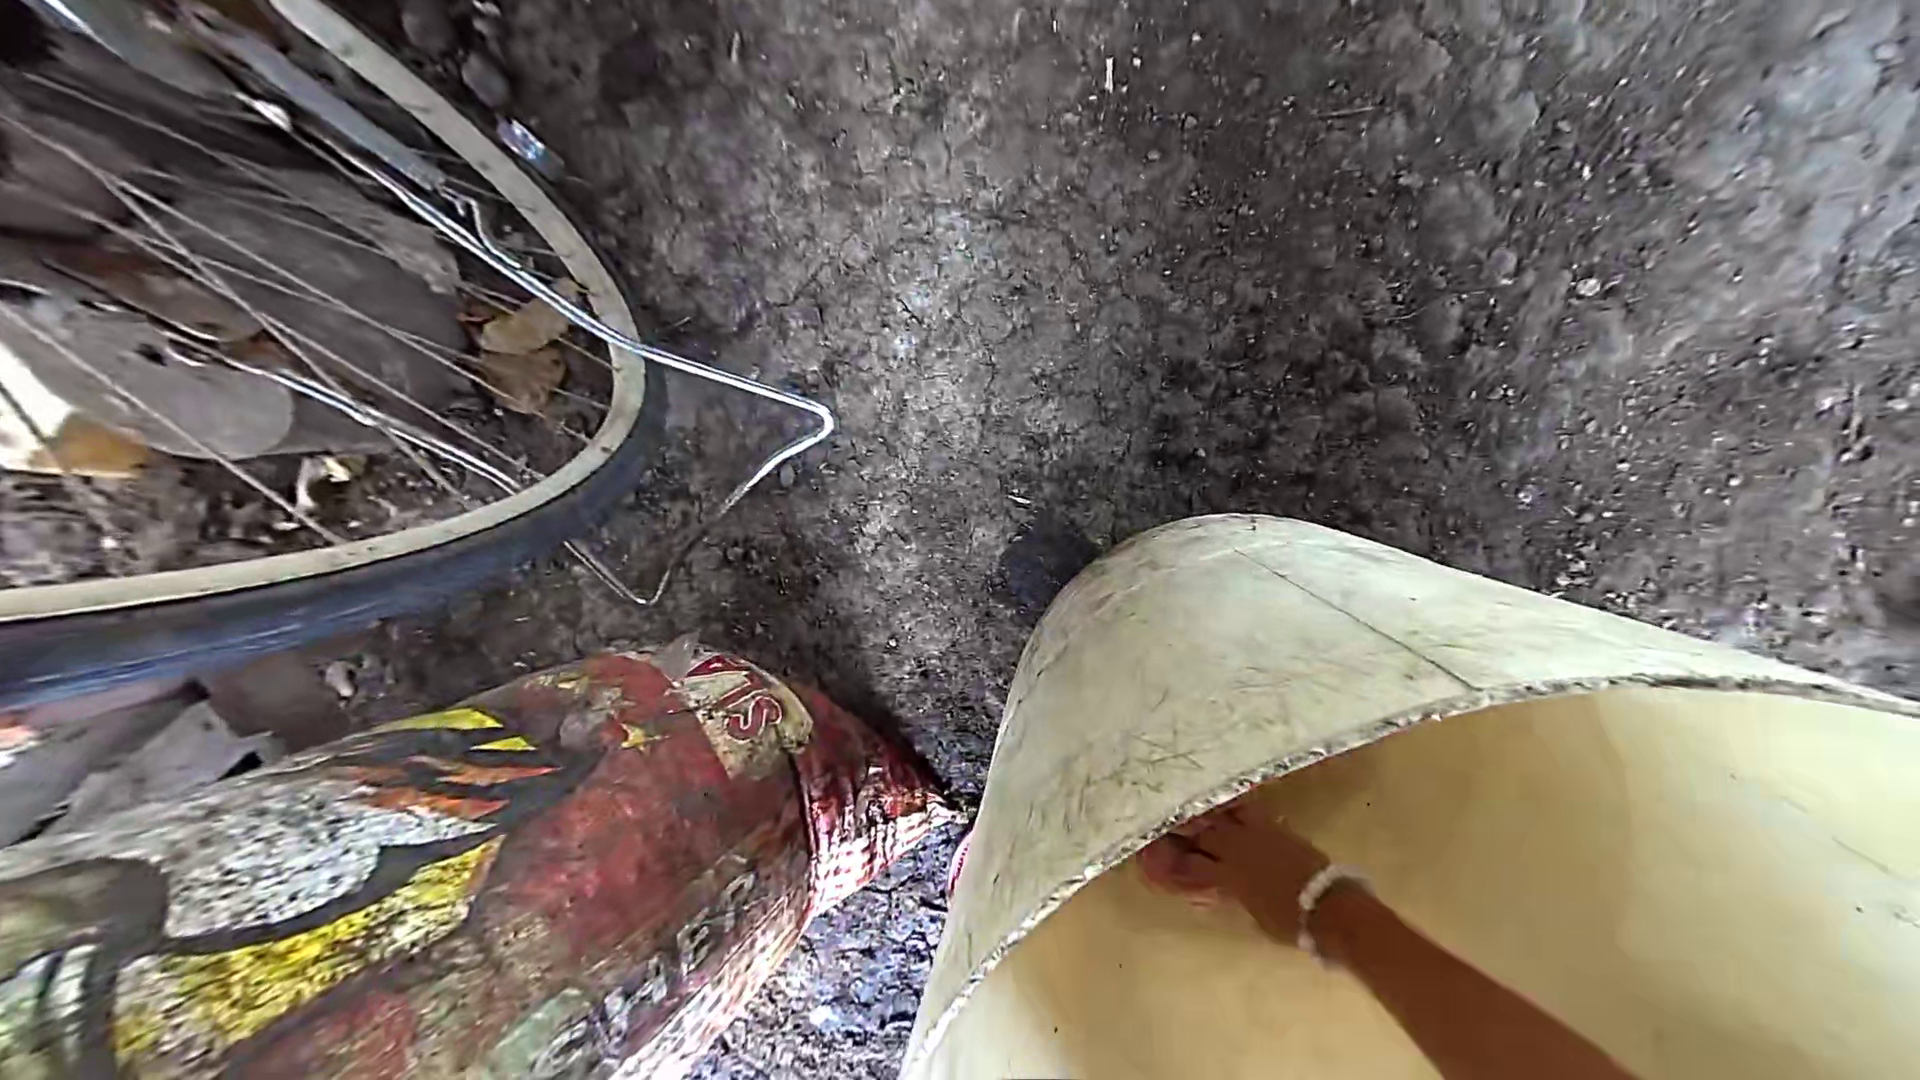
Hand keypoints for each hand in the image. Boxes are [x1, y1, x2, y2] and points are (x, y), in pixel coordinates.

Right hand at [1136, 799, 1332, 946]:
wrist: (1331, 908)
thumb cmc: (1291, 922)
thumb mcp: (1252, 913)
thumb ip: (1230, 894)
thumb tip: (1215, 886)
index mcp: (1227, 874)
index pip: (1192, 863)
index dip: (1175, 859)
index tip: (1158, 854)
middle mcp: (1235, 848)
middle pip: (1202, 832)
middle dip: (1182, 827)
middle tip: (1166, 819)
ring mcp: (1253, 833)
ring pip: (1219, 816)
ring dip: (1203, 811)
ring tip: (1187, 802)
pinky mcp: (1271, 825)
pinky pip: (1243, 809)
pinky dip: (1230, 804)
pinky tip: (1221, 797)